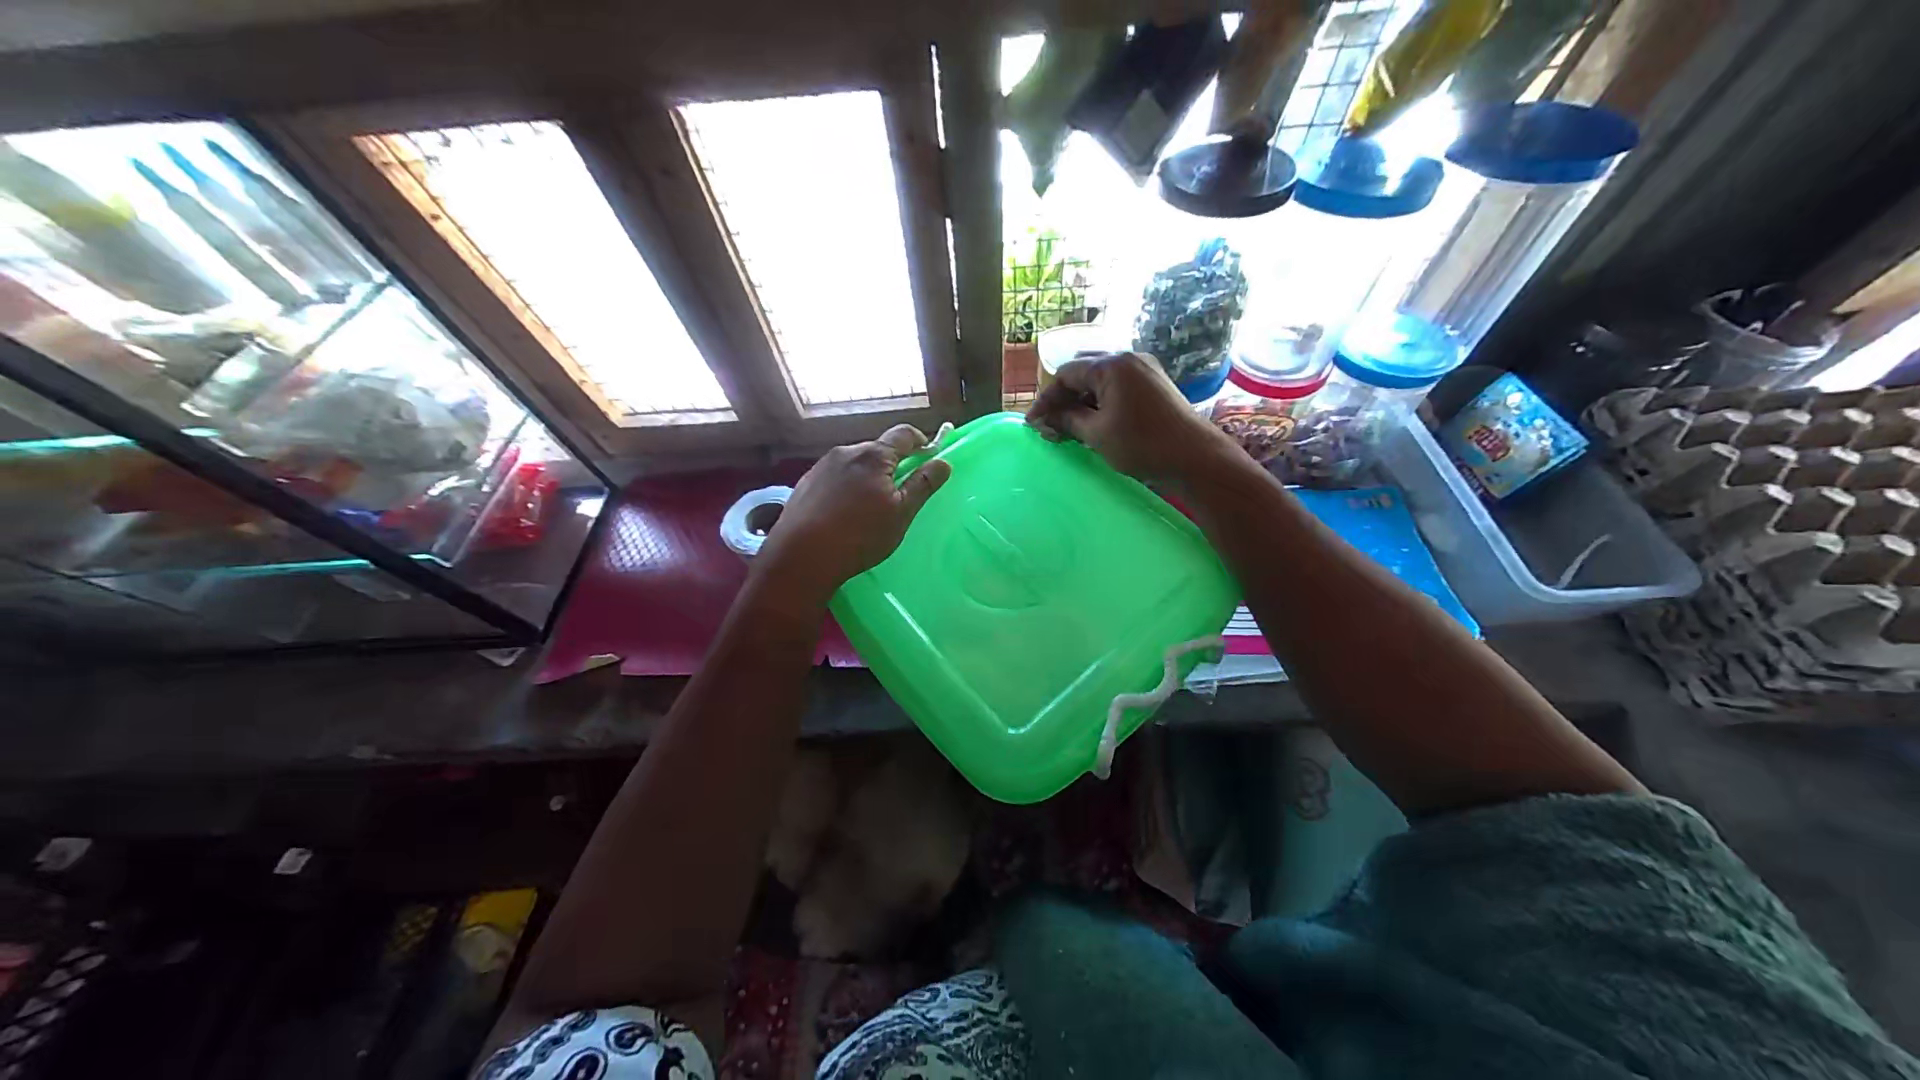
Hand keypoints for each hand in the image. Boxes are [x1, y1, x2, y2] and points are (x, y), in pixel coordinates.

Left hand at [755, 424, 951, 602]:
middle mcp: (846, 452)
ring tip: (869, 507)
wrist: (801, 557)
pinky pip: (834, 478)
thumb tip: (943, 461)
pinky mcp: (805, 483)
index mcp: (874, 455)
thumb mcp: (901, 513)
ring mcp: (821, 466)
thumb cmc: (860, 536)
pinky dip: (845, 488)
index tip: (928, 456)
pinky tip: (843, 514)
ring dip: (867, 477)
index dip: (920, 441)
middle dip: (892, 464)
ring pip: (854, 464)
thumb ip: (923, 484)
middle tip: (899, 492)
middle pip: (877, 449)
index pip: (904, 434)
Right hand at [1027, 352, 1237, 489]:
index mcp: (1111, 365)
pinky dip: (1100, 403)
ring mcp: (1144, 370)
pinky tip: (1093, 424)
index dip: (1045, 399)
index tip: (1033, 424)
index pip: (1065, 374)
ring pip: (1100, 380)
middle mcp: (1128, 359)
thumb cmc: (1142, 445)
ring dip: (1081, 402)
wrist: (1195, 458)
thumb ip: (1066, 420)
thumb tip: (1044, 418)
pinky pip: (1118, 387)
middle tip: (1049, 426)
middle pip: (1082, 372)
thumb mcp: (1096, 434)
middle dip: (1062, 398)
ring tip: (1069, 430)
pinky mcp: (1154, 385)